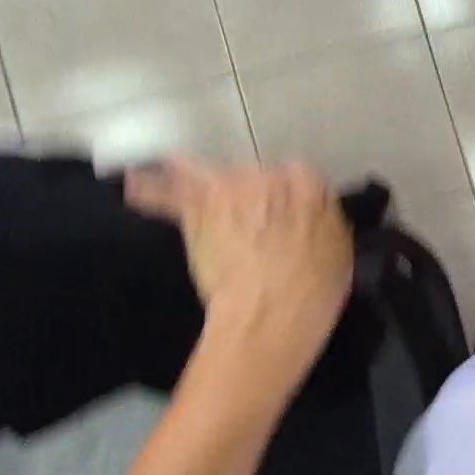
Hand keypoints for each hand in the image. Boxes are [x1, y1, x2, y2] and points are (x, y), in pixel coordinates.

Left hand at [126, 159, 353, 385]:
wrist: (271, 308)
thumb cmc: (317, 285)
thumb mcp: (339, 247)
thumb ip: (323, 221)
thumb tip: (312, 215)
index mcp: (312, 186)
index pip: (299, 173)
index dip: (289, 192)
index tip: (286, 210)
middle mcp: (271, 179)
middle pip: (252, 172)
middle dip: (244, 186)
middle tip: (243, 212)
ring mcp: (231, 192)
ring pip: (207, 175)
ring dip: (189, 172)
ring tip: (170, 166)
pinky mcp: (196, 213)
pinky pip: (171, 194)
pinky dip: (152, 189)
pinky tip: (136, 182)